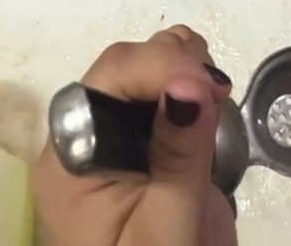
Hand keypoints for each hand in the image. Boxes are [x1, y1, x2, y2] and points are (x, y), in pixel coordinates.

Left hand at [32, 25, 238, 245]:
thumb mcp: (169, 227)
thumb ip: (178, 154)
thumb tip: (191, 82)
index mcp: (70, 163)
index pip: (107, 81)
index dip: (158, 67)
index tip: (209, 88)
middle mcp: (82, 140)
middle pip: (122, 67)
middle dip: (174, 62)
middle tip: (219, 93)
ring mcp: (111, 138)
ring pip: (141, 67)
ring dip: (182, 64)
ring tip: (215, 94)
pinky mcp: (141, 141)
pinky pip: (159, 88)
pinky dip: (188, 78)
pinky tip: (208, 98)